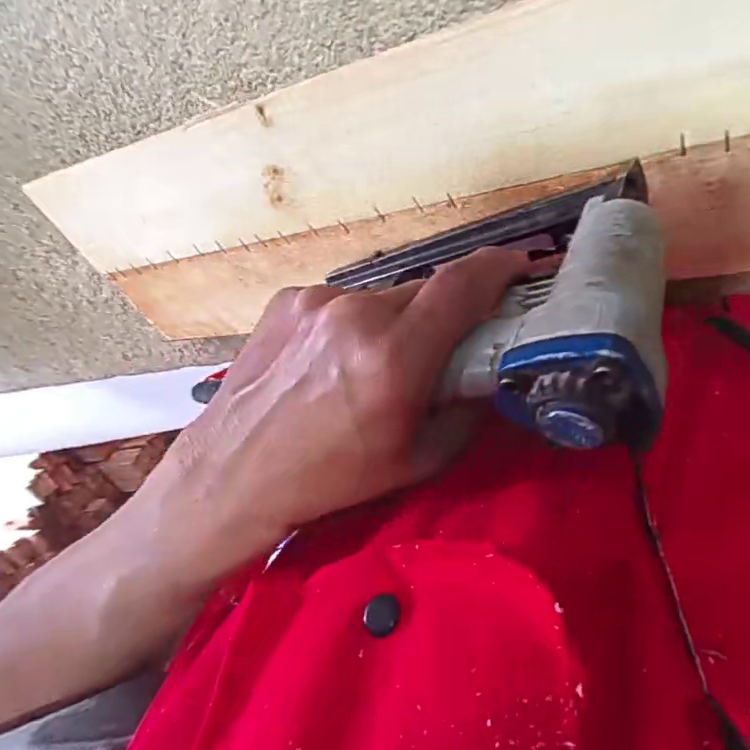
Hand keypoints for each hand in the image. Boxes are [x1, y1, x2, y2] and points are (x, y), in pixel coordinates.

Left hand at [125, 247, 531, 584]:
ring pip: (388, 296)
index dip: (502, 267)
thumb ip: (466, 408)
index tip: (524, 268)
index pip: (463, 284)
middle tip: (453, 345)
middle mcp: (355, 314)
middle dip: (451, 311)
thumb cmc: (328, 481)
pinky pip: (348, 302)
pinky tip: (340, 361)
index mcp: (392, 357)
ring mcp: (315, 302)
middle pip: (428, 290)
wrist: (225, 480)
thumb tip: (489, 373)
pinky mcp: (287, 300)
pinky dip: (361, 324)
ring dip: (403, 321)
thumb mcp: (418, 459)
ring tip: (385, 364)